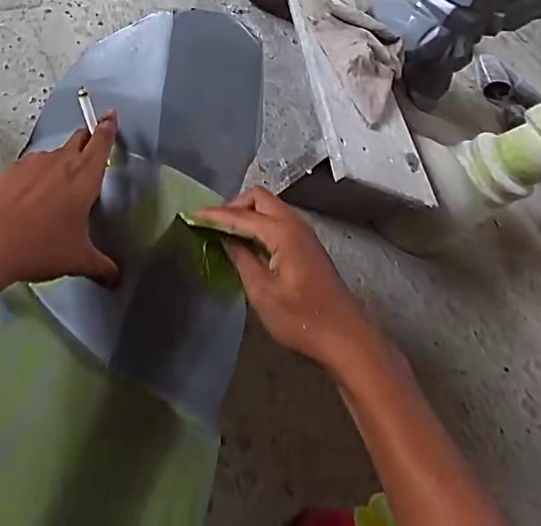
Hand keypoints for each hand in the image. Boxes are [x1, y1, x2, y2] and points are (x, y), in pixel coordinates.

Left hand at [0, 114, 120, 287]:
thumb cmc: (42, 246)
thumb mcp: (78, 260)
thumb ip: (102, 266)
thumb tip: (117, 278)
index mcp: (84, 176)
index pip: (101, 142)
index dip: (108, 127)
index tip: (110, 115)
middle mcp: (61, 161)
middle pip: (79, 139)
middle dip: (87, 139)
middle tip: (92, 145)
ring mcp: (34, 163)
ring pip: (55, 154)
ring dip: (62, 162)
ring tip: (60, 185)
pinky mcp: (12, 170)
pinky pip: (33, 166)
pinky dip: (38, 175)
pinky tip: (33, 196)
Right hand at [188, 187, 372, 367]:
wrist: (349, 342)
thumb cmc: (303, 320)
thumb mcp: (263, 293)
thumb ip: (241, 259)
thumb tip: (226, 238)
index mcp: (283, 233)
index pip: (240, 215)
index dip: (214, 215)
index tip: (191, 215)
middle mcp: (295, 225)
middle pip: (258, 198)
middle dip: (233, 206)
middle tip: (213, 224)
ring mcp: (305, 235)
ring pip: (270, 208)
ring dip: (247, 214)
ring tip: (226, 232)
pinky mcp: (308, 247)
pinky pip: (278, 221)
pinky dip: (259, 224)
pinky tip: (249, 243)